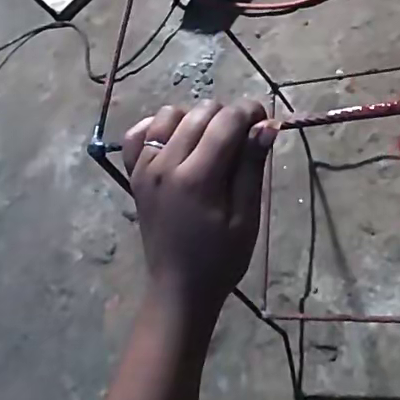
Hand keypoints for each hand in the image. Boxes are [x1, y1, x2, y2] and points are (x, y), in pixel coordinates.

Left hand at [120, 101, 274, 317]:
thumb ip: (251, 168)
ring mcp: (144, 167)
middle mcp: (165, 165)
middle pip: (199, 113)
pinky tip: (176, 140)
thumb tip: (266, 126)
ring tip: (210, 141)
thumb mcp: (246, 218)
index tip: (263, 121)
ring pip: (169, 115)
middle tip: (242, 138)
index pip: (226, 122)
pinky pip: (139, 133)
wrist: (178, 287)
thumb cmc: (220, 258)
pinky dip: (158, 127)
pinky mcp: (133, 172)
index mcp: (197, 179)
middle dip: (227, 116)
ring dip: (194, 118)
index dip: (250, 112)